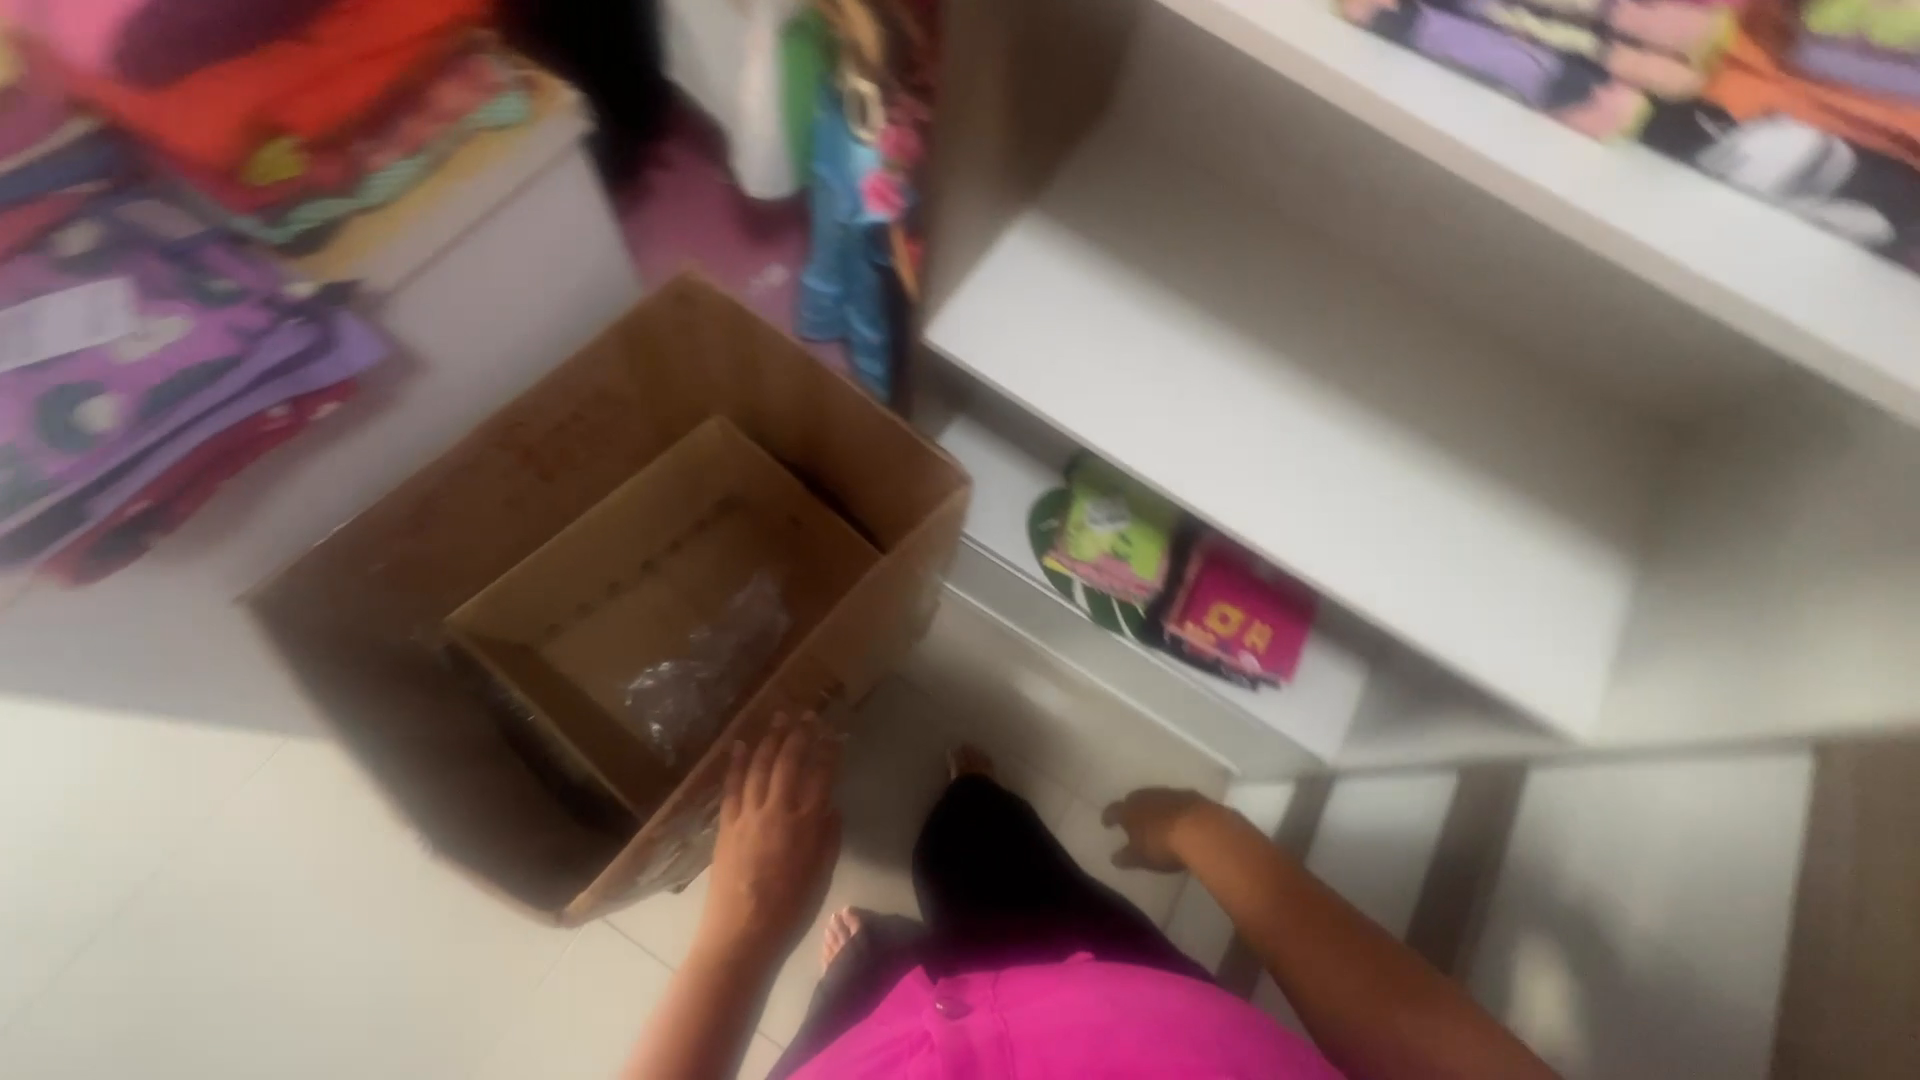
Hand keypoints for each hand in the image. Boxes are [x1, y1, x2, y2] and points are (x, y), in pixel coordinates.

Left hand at [698, 713, 842, 957]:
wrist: (741, 936)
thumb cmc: (790, 911)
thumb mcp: (821, 875)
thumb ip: (829, 838)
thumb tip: (831, 807)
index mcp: (807, 824)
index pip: (822, 775)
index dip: (828, 750)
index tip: (833, 733)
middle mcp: (779, 810)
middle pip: (790, 762)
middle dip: (800, 734)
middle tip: (807, 714)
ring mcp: (749, 815)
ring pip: (760, 766)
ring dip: (771, 739)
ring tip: (779, 717)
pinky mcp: (726, 825)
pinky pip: (732, 786)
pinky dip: (736, 762)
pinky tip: (739, 744)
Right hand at [1102, 787, 1221, 872]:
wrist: (1202, 831)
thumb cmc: (1163, 846)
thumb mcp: (1141, 858)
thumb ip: (1127, 857)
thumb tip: (1115, 858)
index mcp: (1130, 810)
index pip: (1113, 810)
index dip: (1109, 816)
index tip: (1107, 822)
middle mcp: (1147, 797)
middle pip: (1135, 798)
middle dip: (1132, 807)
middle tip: (1133, 818)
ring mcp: (1171, 794)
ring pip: (1157, 797)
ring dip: (1156, 806)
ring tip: (1158, 818)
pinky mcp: (1192, 796)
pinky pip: (1178, 801)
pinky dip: (1176, 808)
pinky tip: (1181, 818)